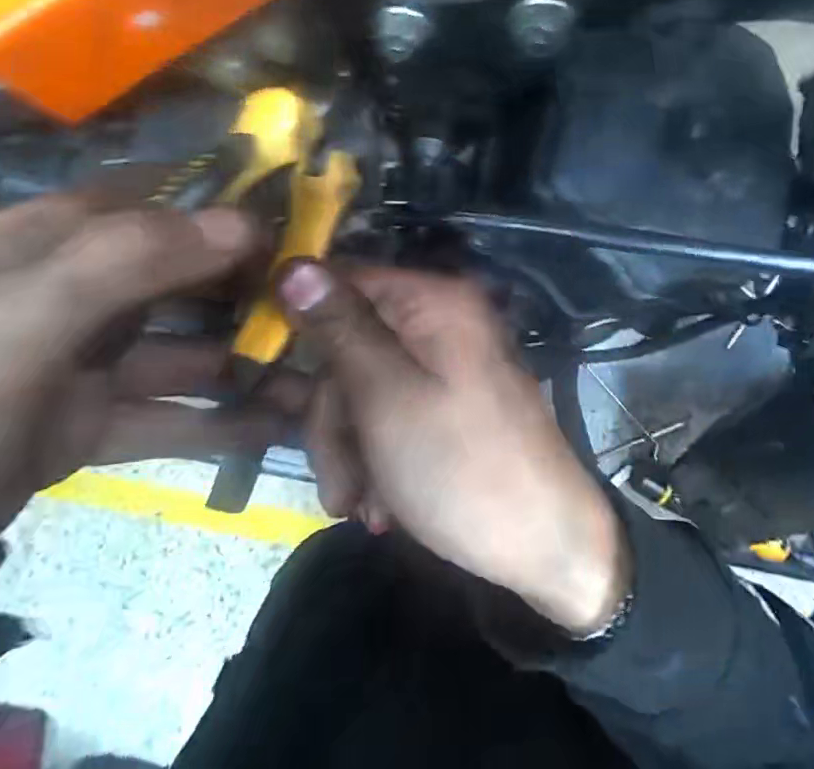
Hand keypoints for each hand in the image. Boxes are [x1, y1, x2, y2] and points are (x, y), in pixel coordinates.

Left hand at [0, 193, 296, 665]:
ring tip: (324, 376)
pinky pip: (160, 416)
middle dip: (252, 290)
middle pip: (177, 278)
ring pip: (178, 352)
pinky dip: (214, 422)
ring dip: (245, 361)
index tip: (306, 222)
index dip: (227, 205)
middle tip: (331, 312)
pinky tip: (277, 427)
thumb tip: (240, 221)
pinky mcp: (68, 436)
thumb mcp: (1, 331)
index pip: (154, 202)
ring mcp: (67, 370)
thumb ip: (123, 266)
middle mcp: (60, 297)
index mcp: (36, 246)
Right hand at [278, 262, 629, 634]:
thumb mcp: (386, 398)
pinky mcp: (447, 407)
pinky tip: (384, 507)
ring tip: (361, 508)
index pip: (344, 280)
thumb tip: (294, 265)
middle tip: (338, 484)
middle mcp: (441, 323)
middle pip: (349, 348)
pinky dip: (377, 461)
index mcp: (434, 303)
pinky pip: (391, 416)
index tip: (265, 369)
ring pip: (363, 391)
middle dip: (332, 420)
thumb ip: (338, 328)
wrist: (547, 548)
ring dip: (350, 452)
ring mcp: (446, 367)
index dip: (299, 319)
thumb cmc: (461, 468)